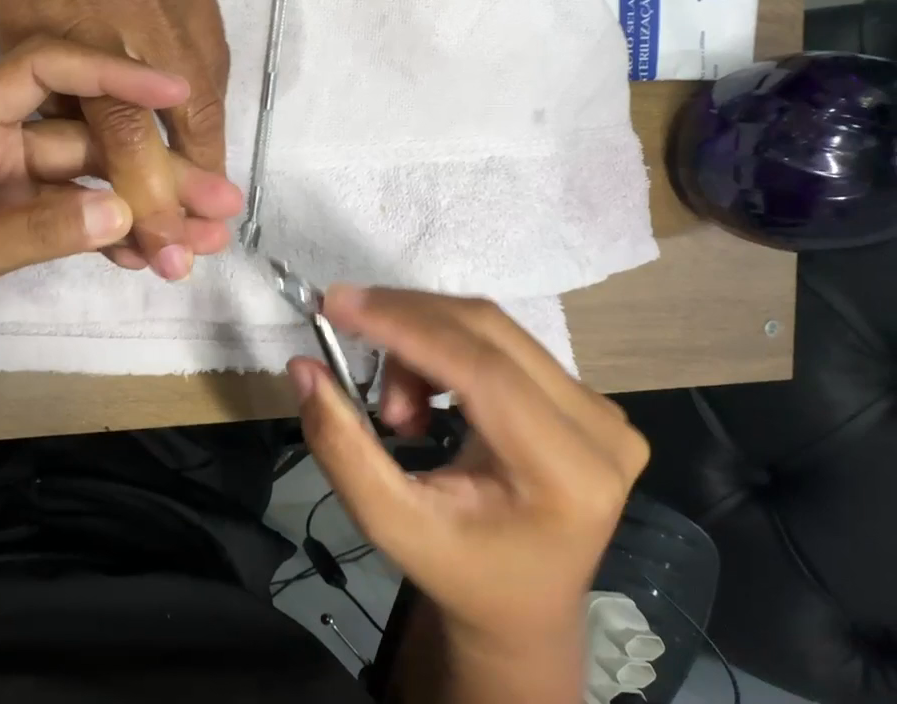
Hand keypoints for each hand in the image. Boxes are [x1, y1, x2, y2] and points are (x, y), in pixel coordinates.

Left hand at [0, 0, 230, 280]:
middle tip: (208, 225)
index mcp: (83, 22)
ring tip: (208, 183)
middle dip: (199, 168)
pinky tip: (197, 115)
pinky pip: (206, 32)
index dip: (147, 190)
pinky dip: (203, 82)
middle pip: (189, 103)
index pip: (127, 128)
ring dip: (209, 130)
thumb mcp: (7, 41)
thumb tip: (108, 169)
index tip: (163, 239)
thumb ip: (62, 100)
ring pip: (207, 70)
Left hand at [0, 38, 243, 361]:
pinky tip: (150, 258)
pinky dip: (104, 235)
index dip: (111, 73)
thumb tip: (123, 211)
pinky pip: (66, 217)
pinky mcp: (4, 218)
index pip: (44, 71)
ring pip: (84, 182)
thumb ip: (32, 231)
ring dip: (141, 209)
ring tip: (204, 243)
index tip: (178, 90)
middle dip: (151, 169)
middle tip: (221, 205)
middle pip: (83, 138)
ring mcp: (0, 182)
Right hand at [292, 287, 649, 657]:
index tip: (335, 302)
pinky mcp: (584, 398)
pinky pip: (497, 341)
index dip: (406, 326)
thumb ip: (339, 444)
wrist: (521, 603)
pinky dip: (438, 350)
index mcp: (567, 473)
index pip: (484, 370)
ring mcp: (602, 410)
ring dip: (418, 343)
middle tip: (339, 333)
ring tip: (394, 410)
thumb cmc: (457, 567)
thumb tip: (304, 367)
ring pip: (488, 329)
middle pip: (489, 332)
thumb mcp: (386, 520)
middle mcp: (602, 430)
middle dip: (403, 321)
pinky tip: (423, 400)